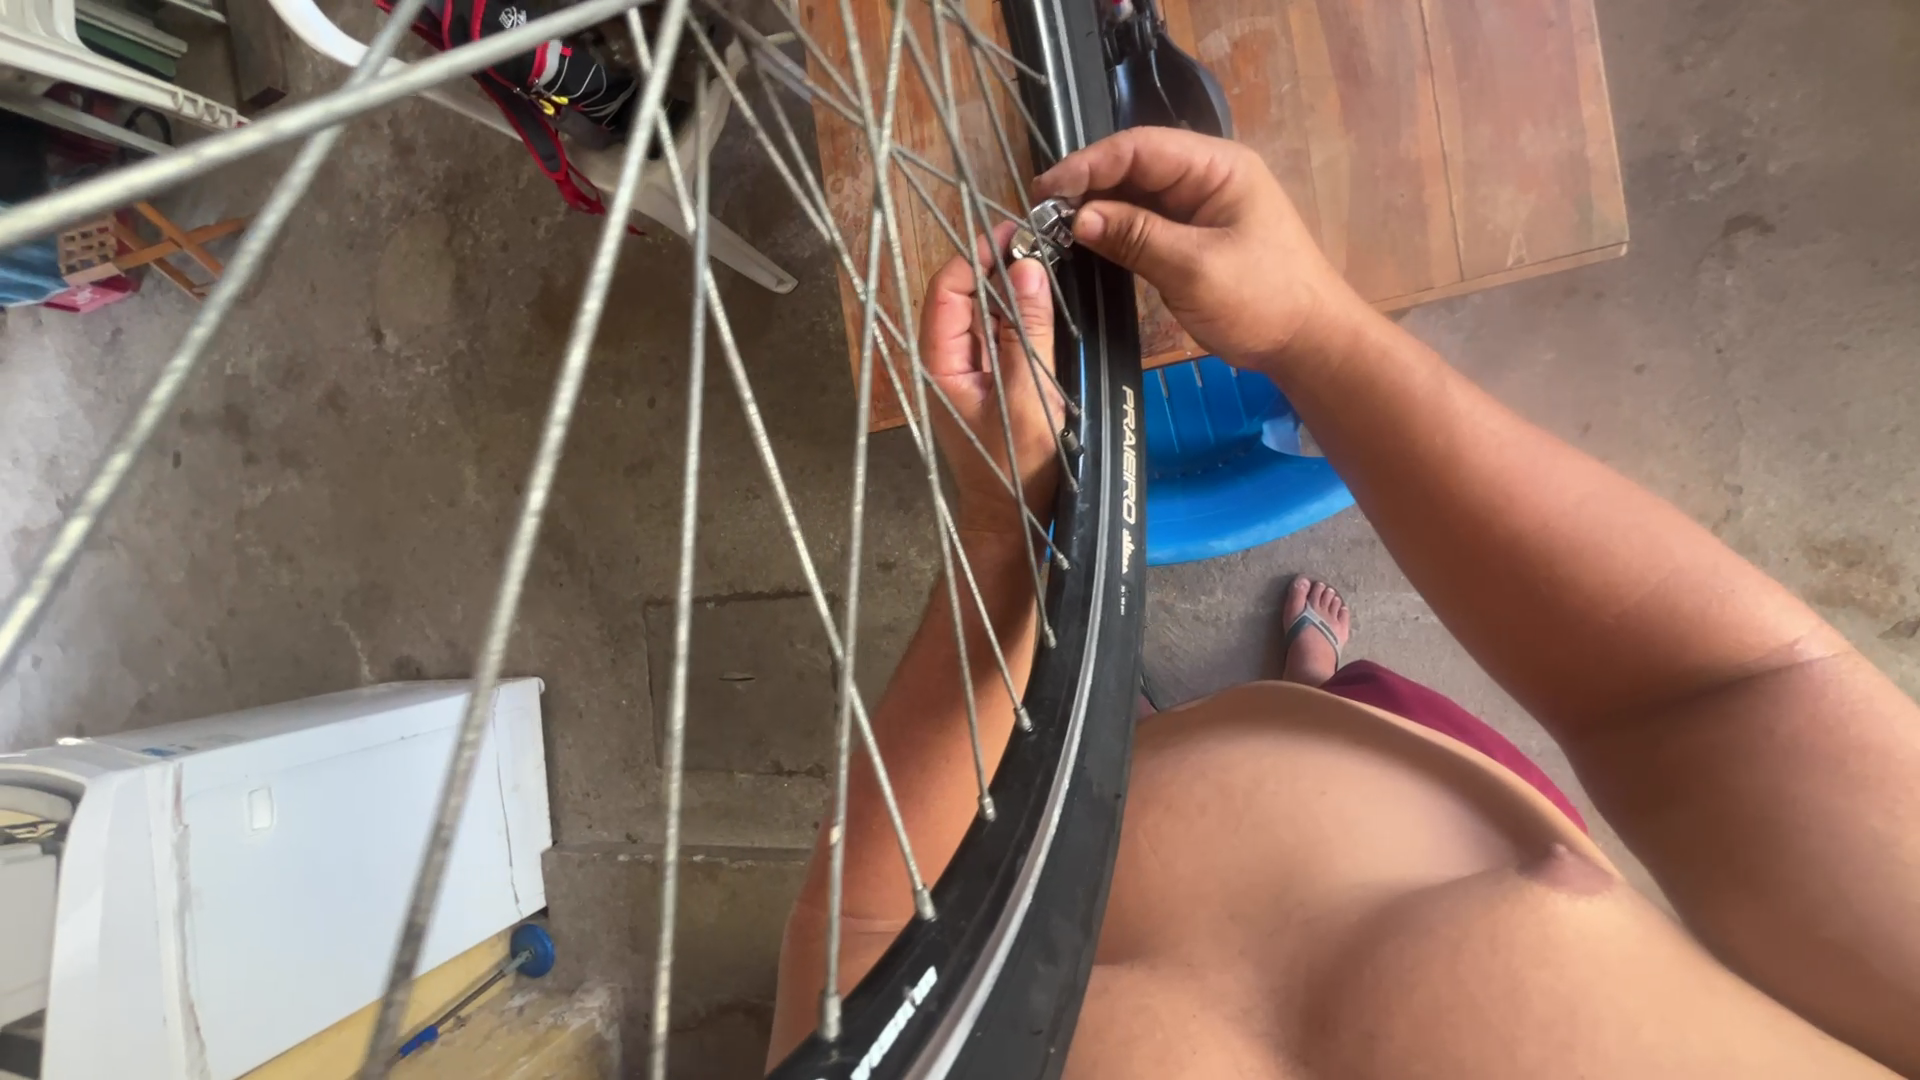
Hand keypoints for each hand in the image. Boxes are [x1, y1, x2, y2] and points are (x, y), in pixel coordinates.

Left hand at [916, 223, 1061, 540]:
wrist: (1011, 516)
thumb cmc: (1015, 466)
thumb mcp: (1027, 396)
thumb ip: (1026, 332)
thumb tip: (1027, 267)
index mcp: (940, 362)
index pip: (947, 288)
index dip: (978, 253)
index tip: (1017, 231)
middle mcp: (946, 360)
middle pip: (963, 295)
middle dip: (996, 263)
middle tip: (1039, 241)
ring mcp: (966, 371)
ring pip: (982, 313)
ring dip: (1010, 286)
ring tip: (1046, 260)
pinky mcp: (986, 381)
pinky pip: (997, 336)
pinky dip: (1017, 314)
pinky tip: (1042, 300)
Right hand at [1035, 127, 1369, 370]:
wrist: (1304, 340)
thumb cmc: (1261, 298)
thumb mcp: (1194, 268)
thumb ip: (1136, 238)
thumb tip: (1078, 218)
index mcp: (1215, 167)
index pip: (1140, 147)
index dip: (1089, 164)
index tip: (1046, 190)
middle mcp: (1203, 178)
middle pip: (1133, 168)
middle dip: (1086, 186)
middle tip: (1041, 214)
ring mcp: (1195, 209)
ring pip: (1133, 198)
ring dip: (1095, 211)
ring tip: (1052, 228)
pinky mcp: (1187, 239)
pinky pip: (1141, 226)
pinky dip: (1111, 233)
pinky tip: (1083, 244)